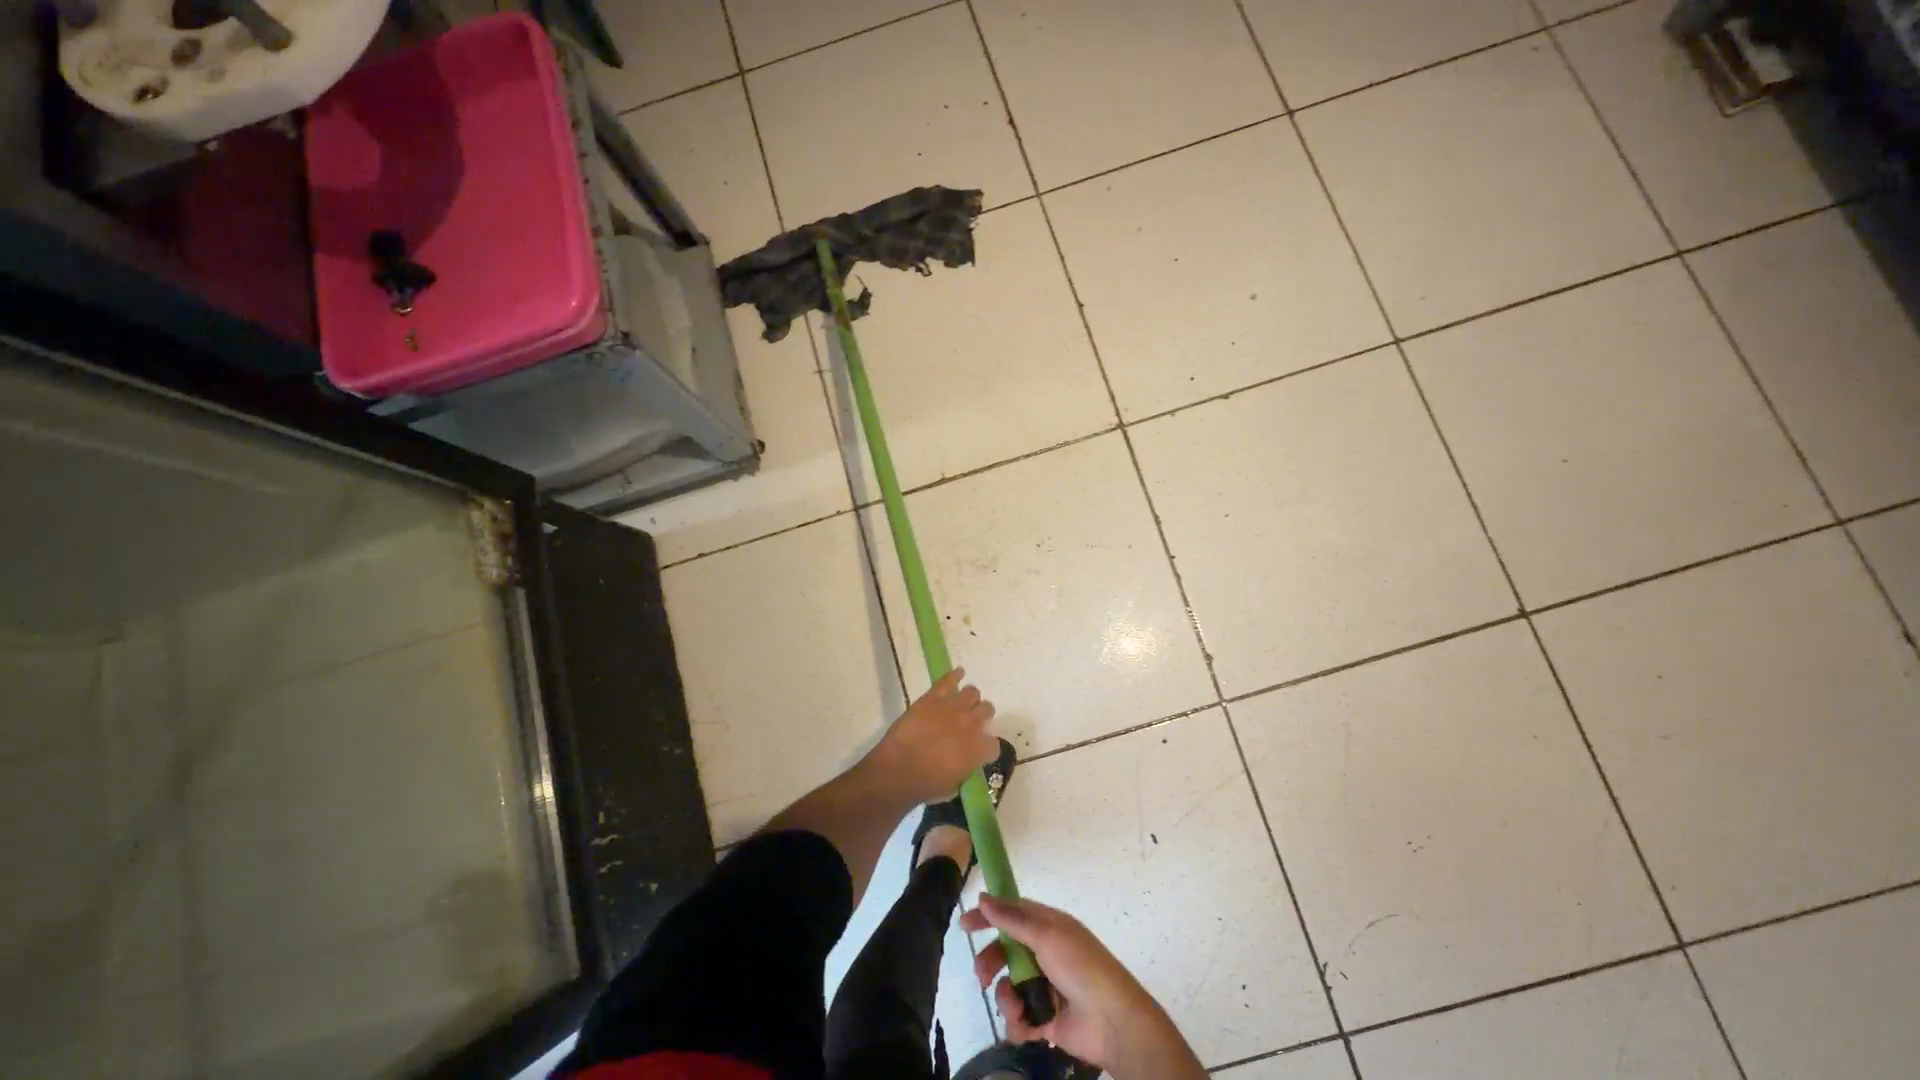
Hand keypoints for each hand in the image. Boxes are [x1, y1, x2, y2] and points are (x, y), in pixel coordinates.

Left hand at [862, 668, 997, 804]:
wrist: (899, 770)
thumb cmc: (926, 785)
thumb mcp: (954, 784)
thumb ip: (965, 768)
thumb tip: (964, 762)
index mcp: (979, 749)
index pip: (994, 743)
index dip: (985, 746)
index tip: (977, 750)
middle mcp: (972, 724)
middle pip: (987, 710)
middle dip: (980, 717)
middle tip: (969, 723)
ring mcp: (954, 708)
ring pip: (972, 693)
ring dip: (969, 699)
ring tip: (961, 704)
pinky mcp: (934, 697)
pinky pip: (949, 680)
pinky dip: (955, 675)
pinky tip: (957, 673)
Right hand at [964, 895, 1194, 1074]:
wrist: (1112, 1021)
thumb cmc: (1081, 968)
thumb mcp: (1047, 936)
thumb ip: (1012, 919)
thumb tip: (984, 897)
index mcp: (1050, 928)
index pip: (1012, 915)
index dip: (988, 917)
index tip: (964, 926)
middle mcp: (1046, 955)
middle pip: (1005, 953)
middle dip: (991, 964)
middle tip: (984, 977)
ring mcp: (1045, 987)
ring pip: (1008, 987)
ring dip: (1007, 999)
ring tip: (1018, 1008)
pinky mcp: (1045, 1018)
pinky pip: (1019, 1018)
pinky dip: (1019, 1023)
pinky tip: (1028, 1027)